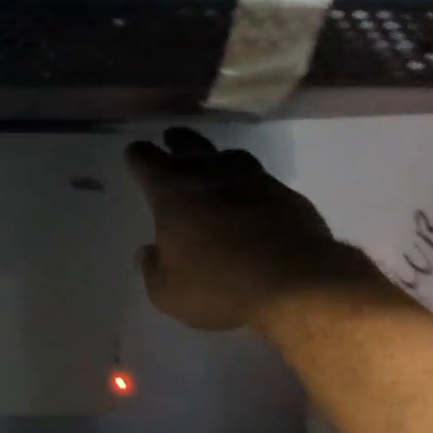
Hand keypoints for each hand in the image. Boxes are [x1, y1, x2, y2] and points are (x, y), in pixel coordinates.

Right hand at [126, 128, 362, 331]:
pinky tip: (252, 202)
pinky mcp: (288, 195)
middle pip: (189, 143)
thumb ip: (152, 268)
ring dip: (218, 159)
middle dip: (177, 142)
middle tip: (172, 140)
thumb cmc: (218, 285)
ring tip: (214, 167)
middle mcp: (211, 175)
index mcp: (172, 193)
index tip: (135, 155)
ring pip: (230, 156)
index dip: (138, 156)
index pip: (145, 159)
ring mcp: (254, 180)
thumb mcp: (167, 292)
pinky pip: (262, 181)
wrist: (296, 283)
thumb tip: (149, 253)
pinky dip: (251, 187)